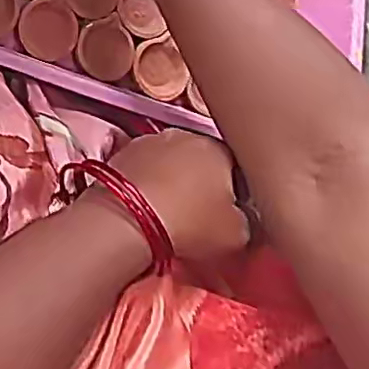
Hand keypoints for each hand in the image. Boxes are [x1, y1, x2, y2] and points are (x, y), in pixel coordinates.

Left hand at [92, 129, 249, 264]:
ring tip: (171, 209)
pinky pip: (144, 167)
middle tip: (202, 211)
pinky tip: (148, 203)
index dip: (238, 189)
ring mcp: (147, 140)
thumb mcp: (239, 234)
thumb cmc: (190, 222)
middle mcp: (180, 135)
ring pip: (169, 160)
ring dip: (172, 178)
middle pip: (200, 158)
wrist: (127, 217)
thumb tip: (241, 217)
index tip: (234, 211)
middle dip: (202, 181)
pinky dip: (148, 181)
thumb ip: (248, 219)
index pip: (236, 164)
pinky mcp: (121, 152)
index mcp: (214, 147)